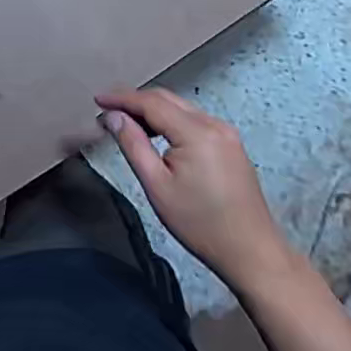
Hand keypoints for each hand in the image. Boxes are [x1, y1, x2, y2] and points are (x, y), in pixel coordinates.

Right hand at [96, 88, 298, 290]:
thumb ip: (133, 145)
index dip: (122, 98)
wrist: (252, 252)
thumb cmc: (200, 225)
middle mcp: (213, 122)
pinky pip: (194, 119)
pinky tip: (158, 134)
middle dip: (136, 101)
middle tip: (108, 110)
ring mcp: (225, 131)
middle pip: (167, 99)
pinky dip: (171, 120)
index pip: (152, 102)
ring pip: (181, 108)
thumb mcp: (157, 187)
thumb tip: (113, 116)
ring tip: (127, 122)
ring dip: (153, 110)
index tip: (98, 99)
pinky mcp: (231, 143)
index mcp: (196, 131)